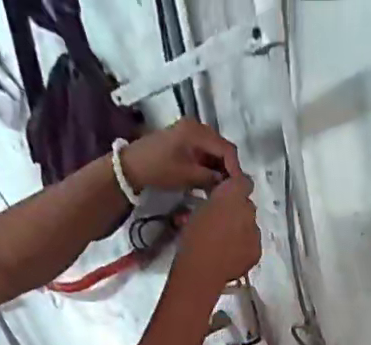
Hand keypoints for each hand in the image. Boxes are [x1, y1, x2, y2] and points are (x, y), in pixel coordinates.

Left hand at [122, 118, 242, 191]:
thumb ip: (211, 178)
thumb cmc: (159, 169)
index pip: (227, 149)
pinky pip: (205, 153)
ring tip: (222, 188)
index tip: (239, 188)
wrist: (132, 166)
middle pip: (223, 149)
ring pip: (215, 152)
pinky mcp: (185, 141)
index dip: (235, 169)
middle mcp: (196, 127)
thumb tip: (230, 185)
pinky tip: (211, 182)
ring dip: (220, 170)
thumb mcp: (188, 176)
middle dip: (229, 169)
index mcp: (197, 131)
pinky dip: (210, 167)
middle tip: (232, 190)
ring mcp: (190, 133)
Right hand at [172, 175, 260, 289]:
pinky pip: (252, 243)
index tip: (228, 188)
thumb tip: (219, 202)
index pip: (243, 181)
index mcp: (232, 195)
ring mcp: (255, 232)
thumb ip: (215, 201)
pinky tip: (232, 253)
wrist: (203, 269)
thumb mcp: (199, 209)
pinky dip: (244, 245)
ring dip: (241, 228)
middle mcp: (249, 211)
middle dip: (237, 209)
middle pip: (247, 205)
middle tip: (222, 218)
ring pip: (250, 225)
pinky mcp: (257, 251)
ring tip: (226, 239)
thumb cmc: (193, 236)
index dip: (237, 183)